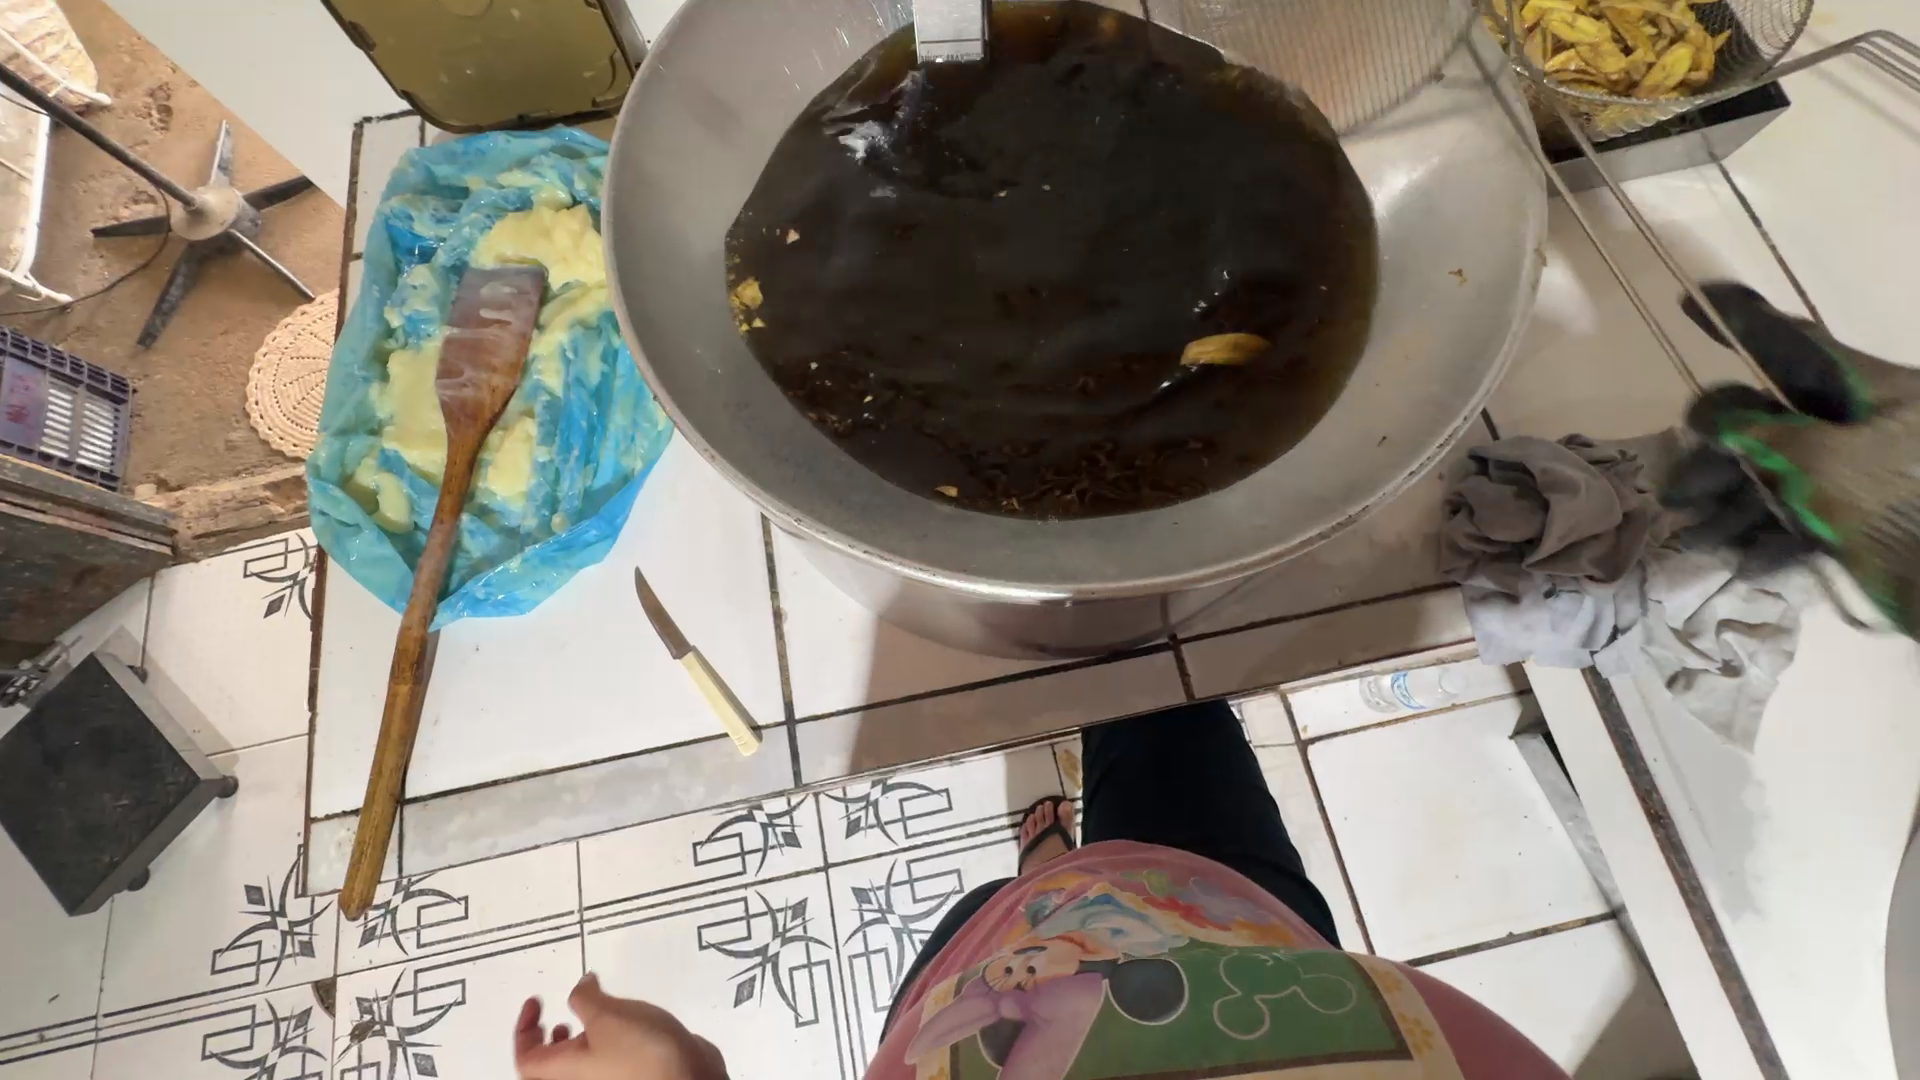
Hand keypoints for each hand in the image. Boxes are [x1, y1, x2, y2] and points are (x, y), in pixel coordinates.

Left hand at [514, 973, 727, 1079]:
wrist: (685, 1079)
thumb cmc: (638, 1050)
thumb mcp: (608, 1015)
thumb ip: (586, 998)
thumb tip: (578, 987)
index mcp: (563, 1073)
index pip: (525, 1059)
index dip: (524, 1029)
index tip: (537, 999)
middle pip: (545, 1069)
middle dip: (544, 1040)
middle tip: (554, 1015)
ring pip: (574, 1067)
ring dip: (572, 1042)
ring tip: (585, 1019)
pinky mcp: (627, 1076)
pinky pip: (599, 1063)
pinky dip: (598, 1044)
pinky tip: (621, 1025)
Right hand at [1661, 282, 1919, 633]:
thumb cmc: (1900, 497)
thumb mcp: (1818, 458)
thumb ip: (1756, 431)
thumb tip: (1712, 416)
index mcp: (1872, 392)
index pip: (1792, 344)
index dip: (1742, 320)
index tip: (1696, 297)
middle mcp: (1864, 423)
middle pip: (1764, 424)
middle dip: (1715, 461)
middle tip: (1679, 497)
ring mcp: (1859, 470)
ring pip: (1769, 475)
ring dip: (1729, 507)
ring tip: (1701, 539)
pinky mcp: (1857, 514)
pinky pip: (1794, 515)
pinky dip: (1765, 538)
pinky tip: (1746, 559)